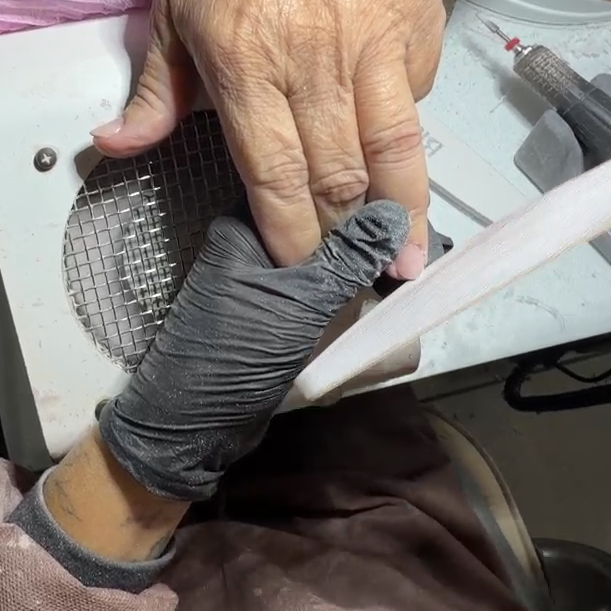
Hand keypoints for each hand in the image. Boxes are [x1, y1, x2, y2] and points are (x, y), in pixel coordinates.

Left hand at [93, 0, 442, 279]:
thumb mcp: (170, 12)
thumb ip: (152, 93)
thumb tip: (114, 148)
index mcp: (242, 66)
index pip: (273, 175)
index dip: (291, 234)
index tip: (300, 272)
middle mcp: (311, 61)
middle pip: (336, 173)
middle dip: (344, 237)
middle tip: (353, 280)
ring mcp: (371, 37)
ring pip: (393, 147)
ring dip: (400, 213)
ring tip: (405, 260)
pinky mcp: (415, 15)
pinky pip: (415, 93)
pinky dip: (404, 130)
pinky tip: (395, 155)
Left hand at [98, 201, 408, 500]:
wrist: (195, 424)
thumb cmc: (235, 355)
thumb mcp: (300, 302)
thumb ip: (348, 258)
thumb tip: (395, 215)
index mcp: (243, 223)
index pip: (307, 185)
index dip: (358, 193)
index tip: (408, 209)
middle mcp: (248, 240)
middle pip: (318, 219)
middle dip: (364, 231)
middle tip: (415, 244)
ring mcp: (258, 274)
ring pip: (320, 254)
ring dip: (357, 263)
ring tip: (405, 267)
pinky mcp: (269, 306)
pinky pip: (313, 284)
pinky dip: (343, 288)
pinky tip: (376, 292)